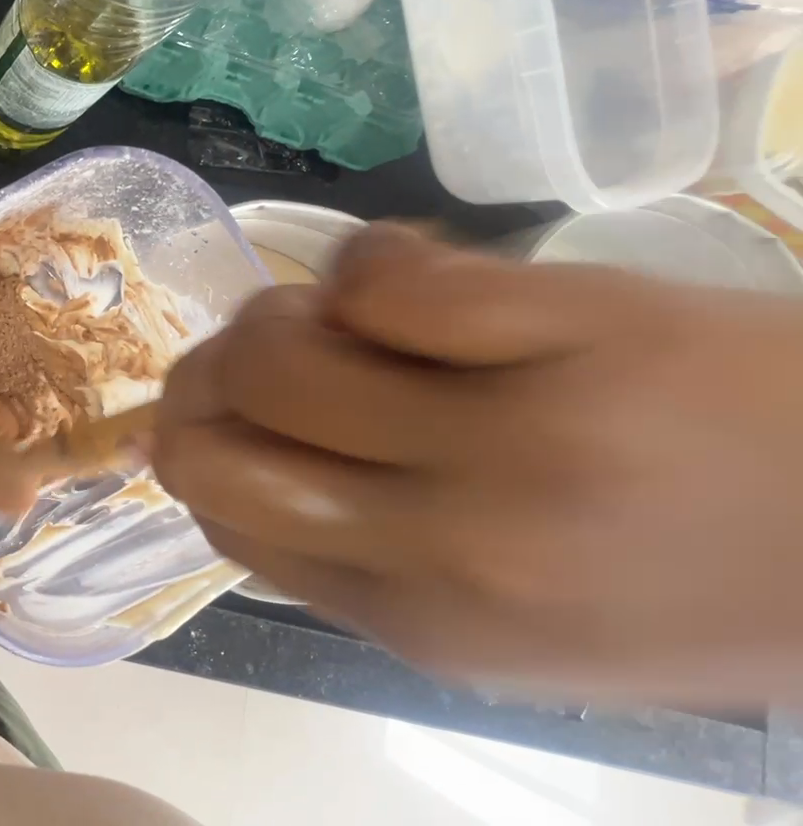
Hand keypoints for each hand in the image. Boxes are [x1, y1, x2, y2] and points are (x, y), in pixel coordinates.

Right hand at [151, 224, 802, 704]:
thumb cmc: (690, 579)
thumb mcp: (494, 620)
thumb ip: (341, 551)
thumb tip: (196, 446)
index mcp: (421, 622)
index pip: (217, 516)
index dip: (192, 443)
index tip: (220, 407)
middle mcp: (448, 546)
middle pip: (211, 443)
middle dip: (211, 379)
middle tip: (263, 352)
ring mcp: (518, 438)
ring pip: (276, 352)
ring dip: (282, 314)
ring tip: (340, 312)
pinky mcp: (580, 329)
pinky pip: (382, 281)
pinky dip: (369, 260)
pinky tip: (408, 269)